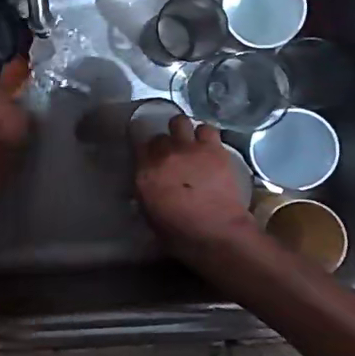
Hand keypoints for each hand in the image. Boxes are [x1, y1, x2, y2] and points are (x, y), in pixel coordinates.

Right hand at [135, 116, 257, 256]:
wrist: (217, 233)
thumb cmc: (180, 233)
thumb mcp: (149, 214)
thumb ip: (144, 191)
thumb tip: (146, 181)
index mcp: (144, 173)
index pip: (138, 146)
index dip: (145, 152)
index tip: (149, 159)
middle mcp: (164, 155)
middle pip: (159, 137)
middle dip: (164, 145)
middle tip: (172, 156)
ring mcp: (189, 149)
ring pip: (179, 122)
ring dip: (182, 130)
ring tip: (188, 142)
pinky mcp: (213, 149)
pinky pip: (206, 129)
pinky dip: (205, 135)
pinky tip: (207, 145)